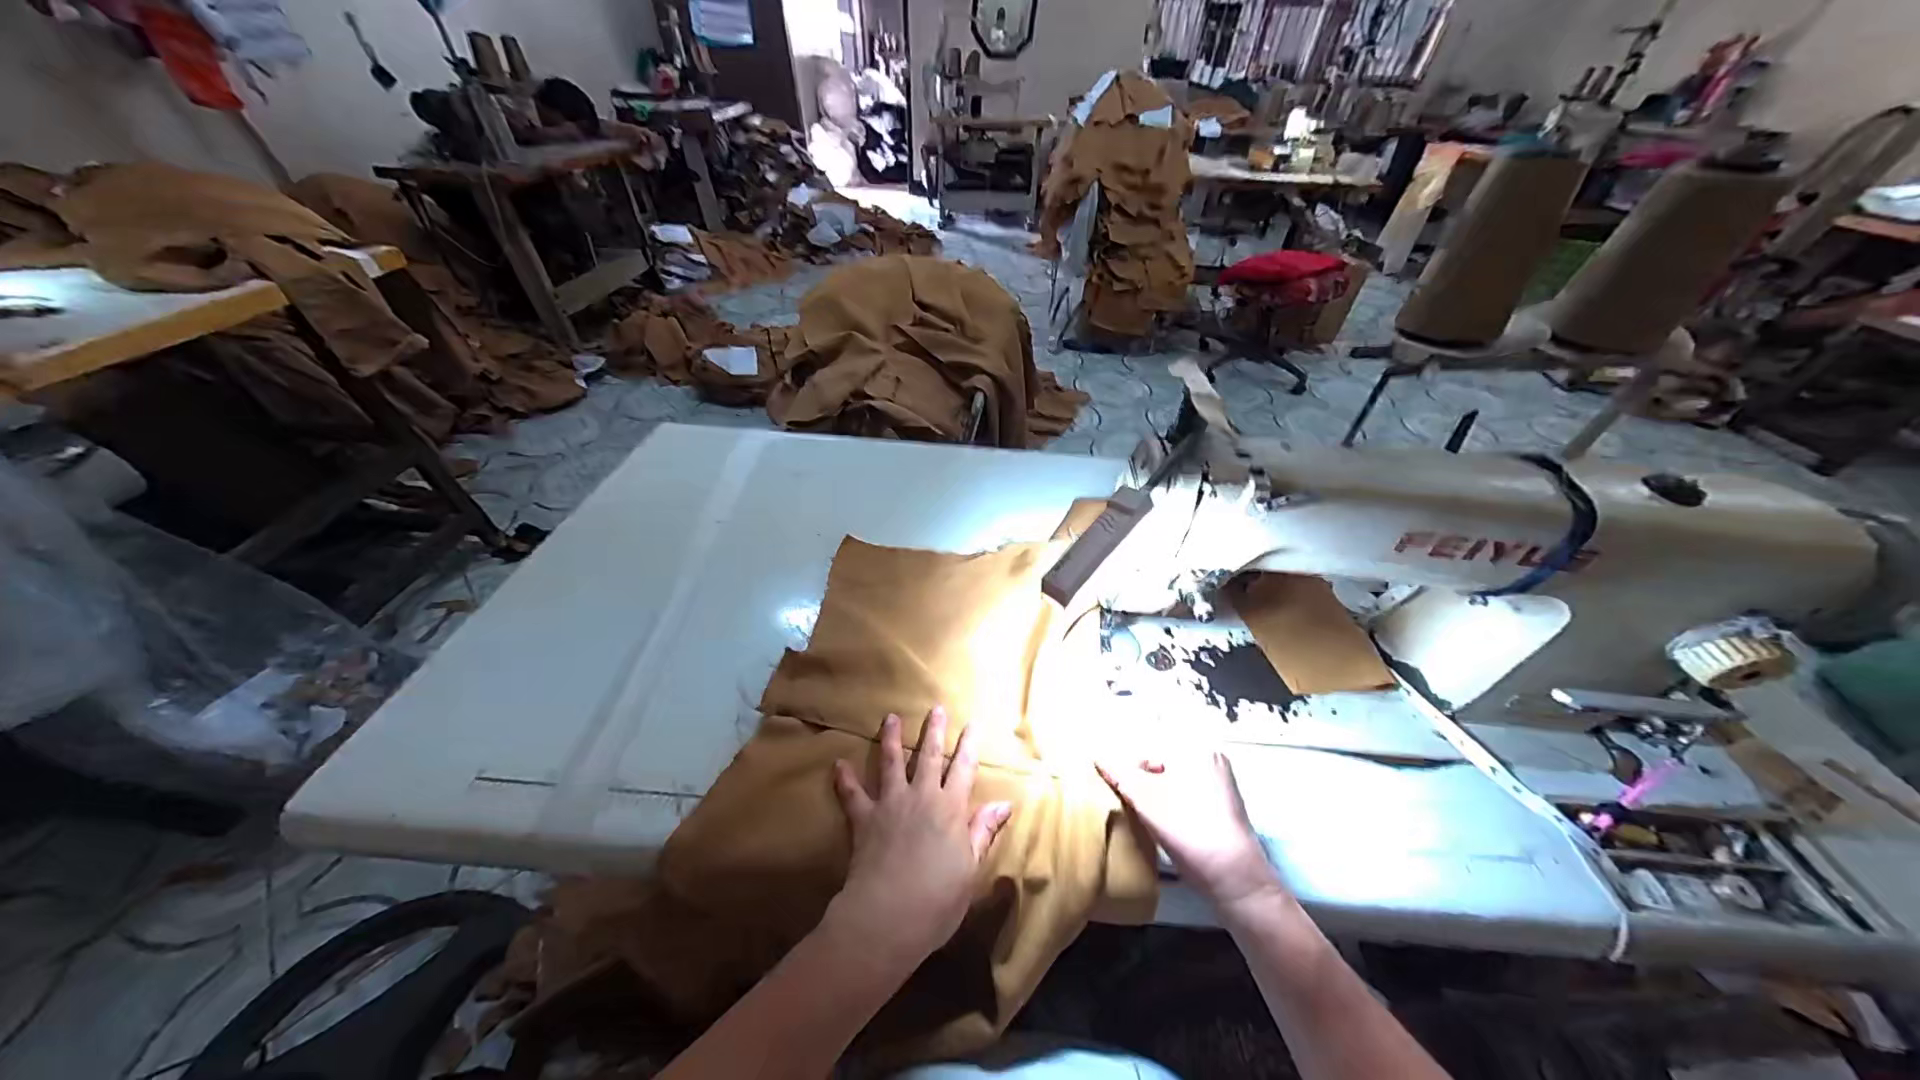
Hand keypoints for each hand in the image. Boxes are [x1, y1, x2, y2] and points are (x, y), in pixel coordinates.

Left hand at [829, 706, 1013, 969]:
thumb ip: (983, 831)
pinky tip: (838, 765)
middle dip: (935, 731)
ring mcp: (891, 804)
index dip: (969, 746)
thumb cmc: (939, 899)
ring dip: (892, 739)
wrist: (889, 916)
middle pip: (929, 757)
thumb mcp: (971, 868)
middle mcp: (922, 797)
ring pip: (892, 763)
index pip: (964, 769)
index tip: (972, 724)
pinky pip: (852, 794)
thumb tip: (1004, 803)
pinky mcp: (864, 818)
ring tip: (891, 717)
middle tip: (936, 709)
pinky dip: (845, 779)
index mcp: (951, 809)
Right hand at [1096, 748, 1286, 909]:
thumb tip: (1097, 757)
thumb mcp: (1146, 802)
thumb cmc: (1190, 833)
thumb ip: (1119, 775)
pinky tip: (1165, 825)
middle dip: (1141, 781)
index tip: (1119, 792)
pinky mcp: (1223, 805)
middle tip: (1131, 805)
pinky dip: (1171, 804)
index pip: (1147, 747)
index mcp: (1195, 748)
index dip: (1128, 769)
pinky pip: (1186, 793)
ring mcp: (1220, 782)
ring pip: (1173, 780)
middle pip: (1161, 763)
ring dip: (1155, 794)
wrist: (1236, 881)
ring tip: (1147, 817)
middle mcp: (1211, 758)